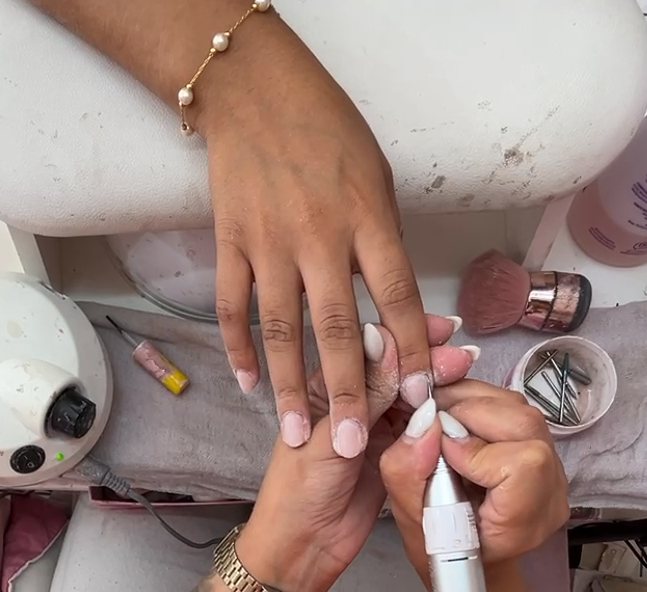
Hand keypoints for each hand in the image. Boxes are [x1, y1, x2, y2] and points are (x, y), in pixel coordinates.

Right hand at [199, 24, 432, 460]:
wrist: (254, 90)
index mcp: (367, 217)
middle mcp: (319, 236)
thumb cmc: (327, 129)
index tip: (417, 394)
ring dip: (288, 387)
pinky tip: (247, 384)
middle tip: (348, 445)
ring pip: (280, 328)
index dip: (408, 349)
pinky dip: (238, 348)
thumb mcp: (376, 178)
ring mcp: (268, 243)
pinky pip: (231, 306)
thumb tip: (392, 307)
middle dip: (346, 392)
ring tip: (295, 432)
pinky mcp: (229, 244)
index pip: (395, 296)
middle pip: (337, 327)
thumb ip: (383, 243)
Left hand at [239, 316, 472, 591]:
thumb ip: (362, 395)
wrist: (303, 546)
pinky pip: (422, 430)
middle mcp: (353, 404)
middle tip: (460, 356)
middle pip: (397, 372)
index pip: (369, 352)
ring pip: (413, 398)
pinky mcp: (394, 455)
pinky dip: (440, 419)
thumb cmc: (298, 491)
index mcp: (326, 391)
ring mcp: (375, 429)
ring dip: (439, 387)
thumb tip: (386, 340)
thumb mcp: (330, 439)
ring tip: (466, 374)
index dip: (403, 337)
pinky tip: (459, 408)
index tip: (436, 330)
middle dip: (428, 359)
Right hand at [379, 379, 570, 574]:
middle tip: (434, 430)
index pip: (523, 463)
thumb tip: (425, 420)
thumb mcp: (408, 518)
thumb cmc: (439, 545)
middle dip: (469, 414)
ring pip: (521, 408)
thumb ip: (407, 471)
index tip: (439, 454)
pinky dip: (479, 404)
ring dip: (472, 405)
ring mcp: (553, 467)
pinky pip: (516, 409)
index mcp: (523, 523)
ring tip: (441, 426)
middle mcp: (550, 492)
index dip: (474, 447)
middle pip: (524, 424)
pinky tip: (456, 423)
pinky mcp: (544, 446)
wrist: (466, 553)